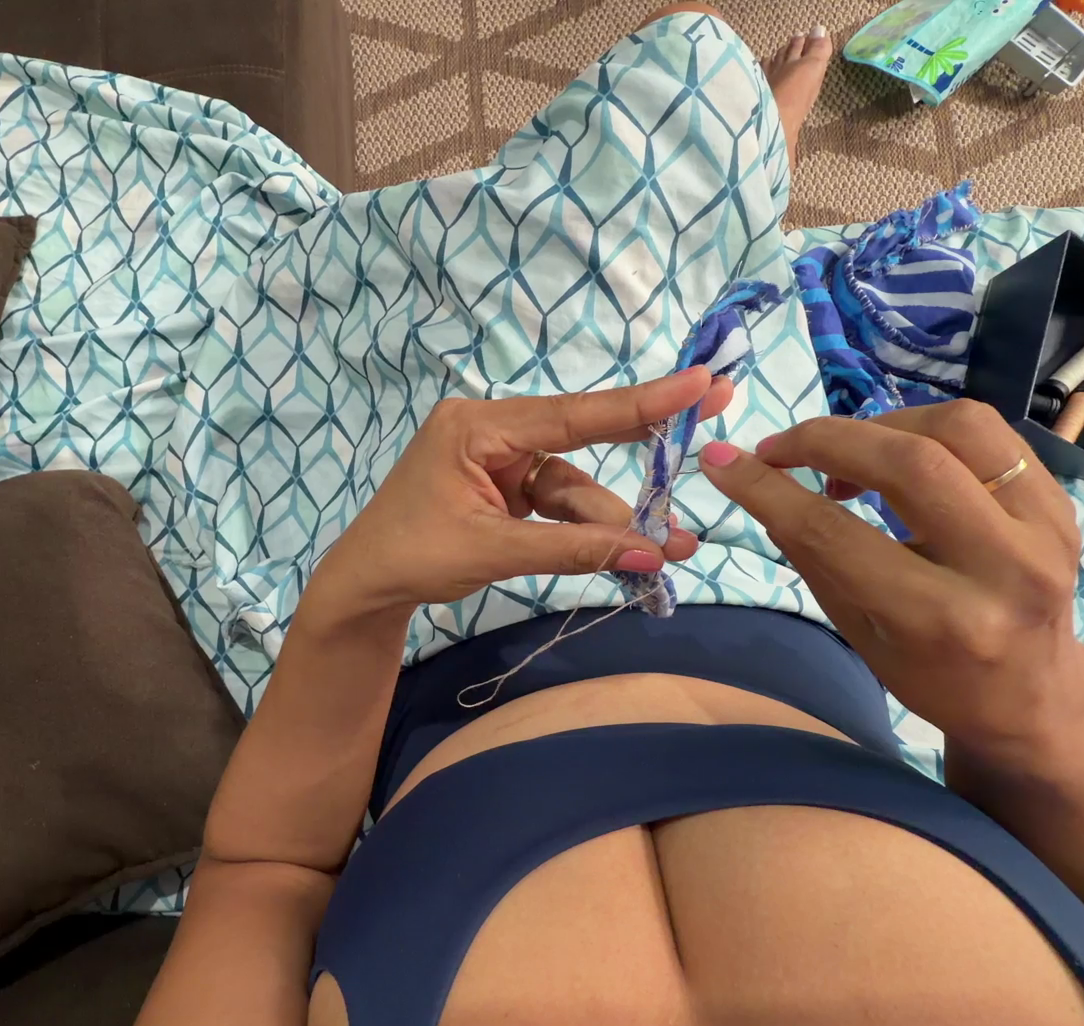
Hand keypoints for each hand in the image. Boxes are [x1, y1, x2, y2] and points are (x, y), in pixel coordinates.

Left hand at [307, 366, 733, 619]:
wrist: (367, 585)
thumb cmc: (413, 556)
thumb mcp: (492, 551)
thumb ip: (572, 549)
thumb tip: (651, 554)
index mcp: (477, 426)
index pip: (568, 413)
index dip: (638, 403)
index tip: (697, 382)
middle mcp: (492, 432)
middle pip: (577, 438)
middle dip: (639, 447)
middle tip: (716, 410)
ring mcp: (498, 462)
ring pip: (570, 485)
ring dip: (610, 519)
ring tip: (664, 548)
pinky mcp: (503, 490)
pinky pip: (555, 504)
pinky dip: (583, 529)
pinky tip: (621, 548)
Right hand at [696, 400, 1083, 757]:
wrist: (1032, 697)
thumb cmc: (927, 674)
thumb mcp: (853, 629)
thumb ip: (811, 554)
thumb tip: (757, 484)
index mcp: (938, 617)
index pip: (833, 533)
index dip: (766, 489)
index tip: (722, 461)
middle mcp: (1002, 567)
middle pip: (906, 462)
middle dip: (823, 440)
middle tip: (779, 450)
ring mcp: (1044, 529)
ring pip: (957, 427)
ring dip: (880, 425)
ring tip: (846, 456)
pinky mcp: (1061, 504)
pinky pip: (987, 435)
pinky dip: (923, 431)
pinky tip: (895, 458)